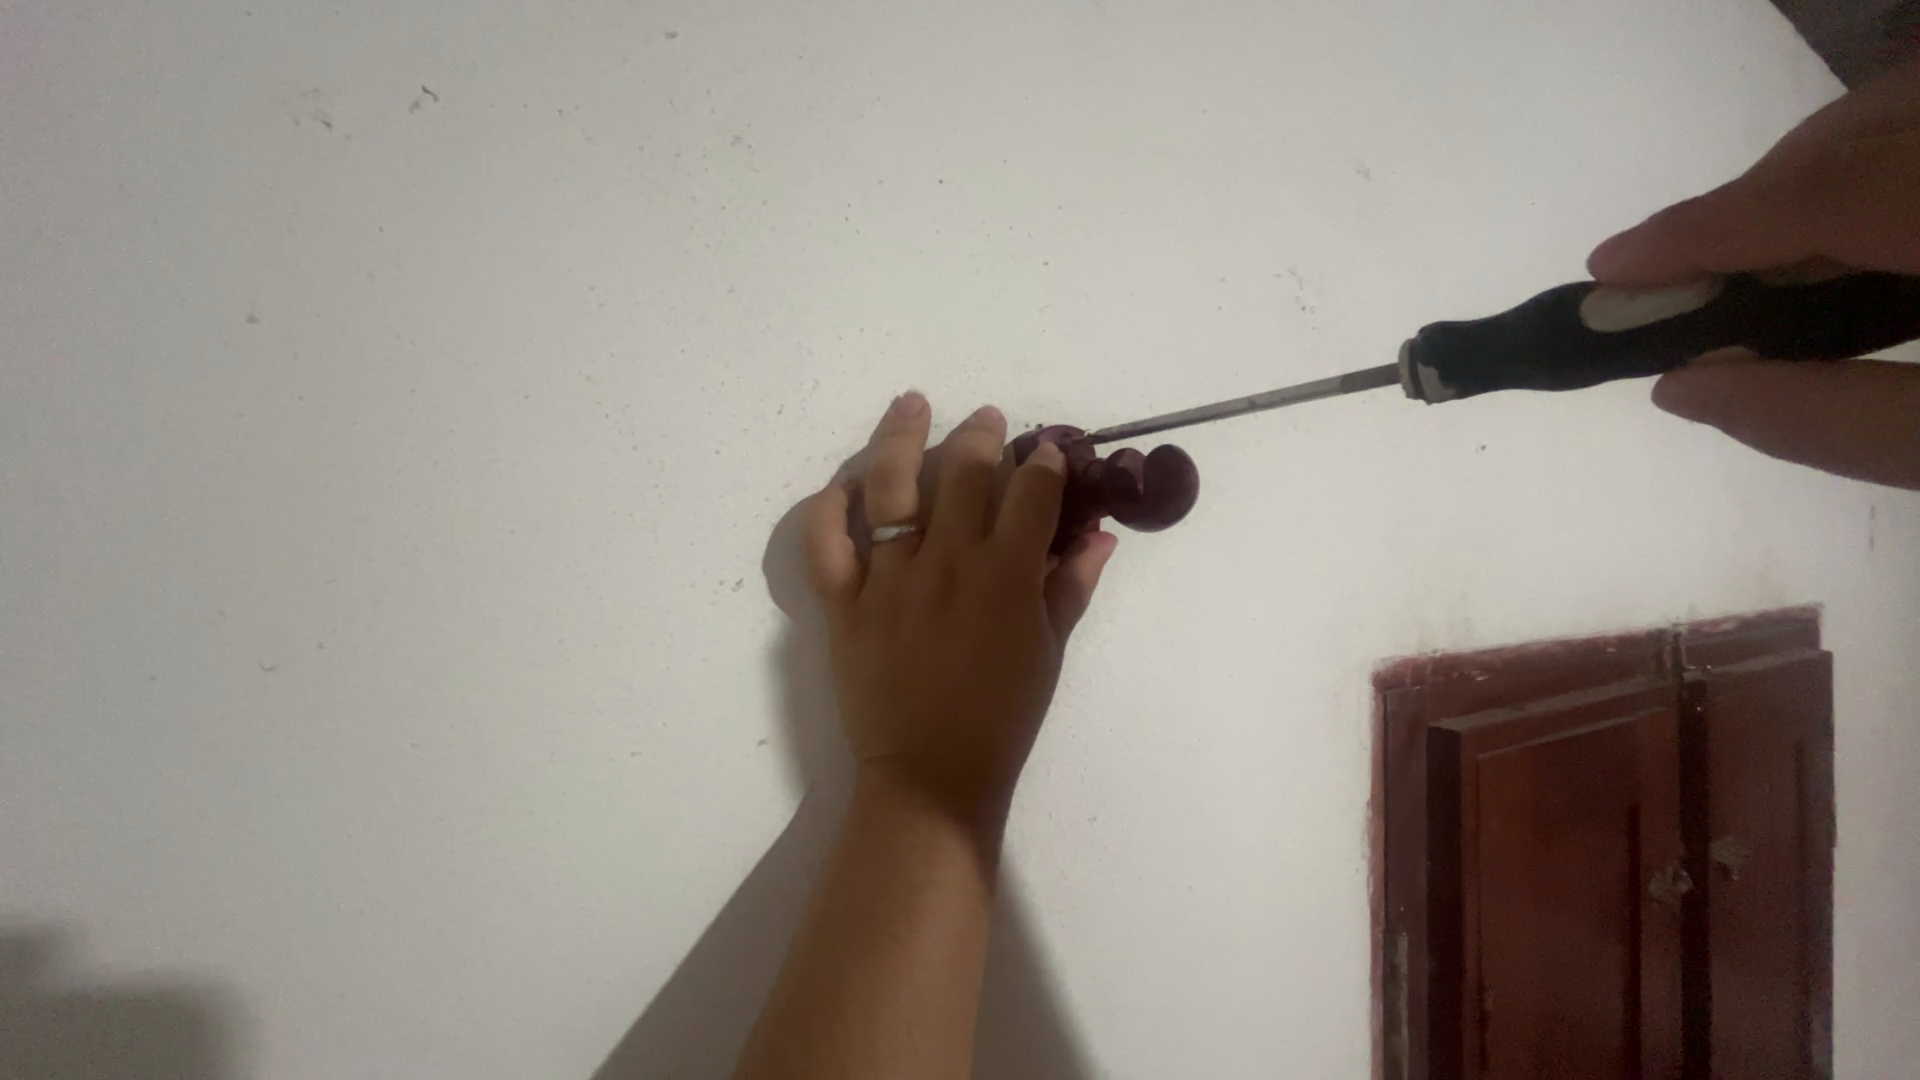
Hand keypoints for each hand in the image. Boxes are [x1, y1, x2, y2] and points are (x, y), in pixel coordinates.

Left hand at [799, 393, 1117, 826]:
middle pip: (964, 473)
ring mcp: (889, 578)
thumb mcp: (1049, 653)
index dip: (1043, 462)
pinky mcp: (843, 603)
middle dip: (981, 435)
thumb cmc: (1001, 718)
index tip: (1046, 451)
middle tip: (987, 420)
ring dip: (902, 437)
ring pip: (891, 488)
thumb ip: (1072, 588)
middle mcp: (947, 563)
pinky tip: (843, 486)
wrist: (931, 776)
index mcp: (1006, 576)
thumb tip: (1099, 536)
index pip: (1030, 493)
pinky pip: (824, 542)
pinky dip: (827, 508)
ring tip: (911, 402)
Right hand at [1587, 55, 1919, 487]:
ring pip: (1895, 111)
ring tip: (1776, 261)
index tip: (1604, 269)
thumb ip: (1835, 423)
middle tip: (1689, 281)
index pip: (1836, 194)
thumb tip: (1679, 389)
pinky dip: (1870, 161)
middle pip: (1859, 134)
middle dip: (1754, 198)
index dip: (1705, 229)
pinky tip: (1860, 231)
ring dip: (1809, 178)